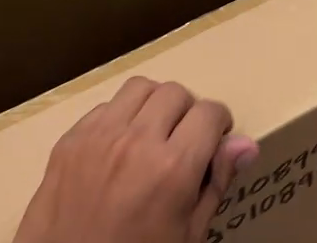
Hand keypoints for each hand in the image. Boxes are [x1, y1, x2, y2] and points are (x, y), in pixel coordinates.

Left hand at [13, 77, 259, 242]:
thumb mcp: (187, 237)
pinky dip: (118, 119)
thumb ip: (216, 184)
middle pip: (176, 91)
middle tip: (184, 140)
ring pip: (140, 87)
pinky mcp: (70, 139)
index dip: (219, 124)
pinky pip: (104, 107)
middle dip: (187, 112)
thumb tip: (246, 144)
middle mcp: (136, 142)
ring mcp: (99, 136)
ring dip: (153, 105)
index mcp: (172, 169)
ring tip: (153, 135)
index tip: (215, 140)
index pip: (210, 112)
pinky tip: (119, 149)